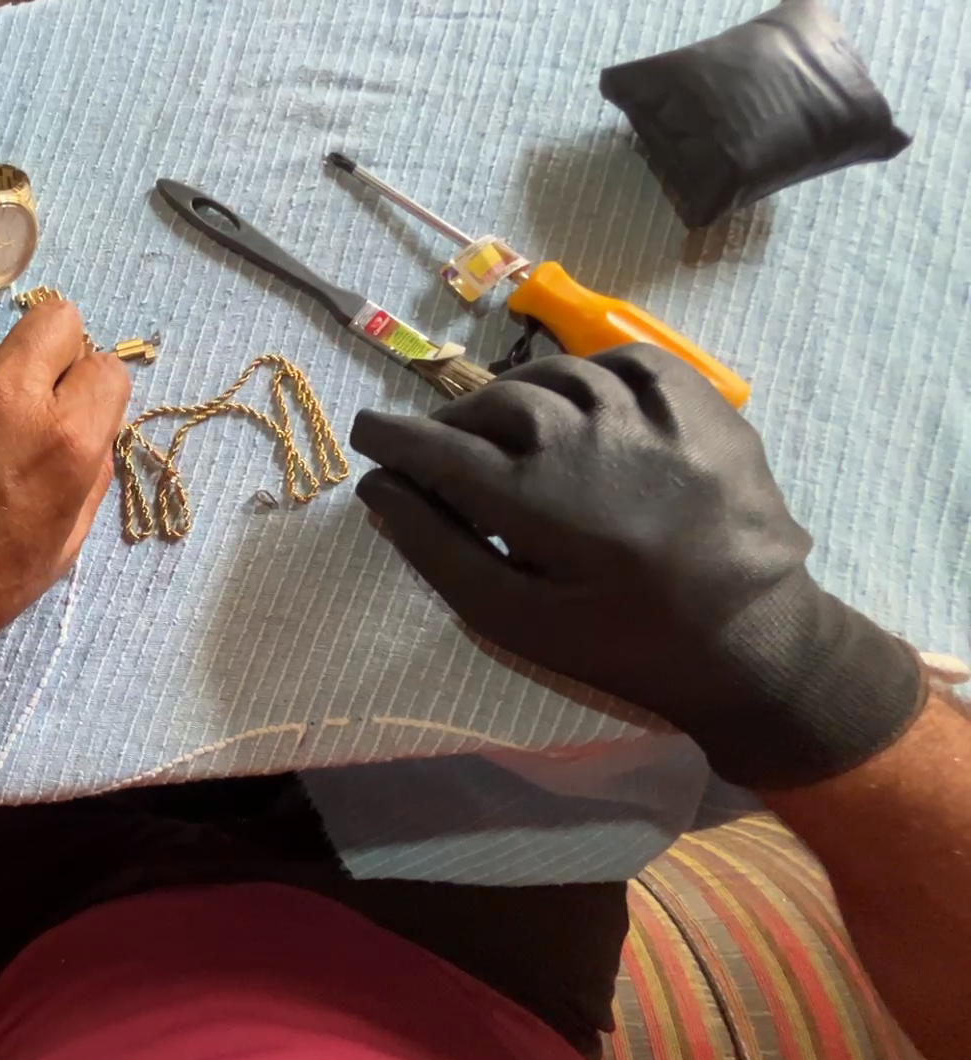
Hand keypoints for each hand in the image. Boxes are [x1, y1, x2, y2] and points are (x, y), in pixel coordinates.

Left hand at [0, 298, 130, 705]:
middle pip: (57, 317)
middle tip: (37, 402)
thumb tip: (90, 426)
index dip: (97, 396)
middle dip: (59, 354)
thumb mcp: (64, 544)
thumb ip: (90, 470)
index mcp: (63, 439)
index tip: (79, 419)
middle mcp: (6, 394)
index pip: (107, 367)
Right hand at [350, 345, 922, 788]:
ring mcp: (650, 417)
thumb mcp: (501, 613)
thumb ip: (431, 545)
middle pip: (486, 405)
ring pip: (549, 375)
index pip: (433, 446)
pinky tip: (569, 403)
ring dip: (504, 398)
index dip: (386, 435)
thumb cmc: (607, 639)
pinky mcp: (703, 408)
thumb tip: (375, 487)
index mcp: (531, 497)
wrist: (748, 644)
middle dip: (445, 425)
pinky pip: (623, 361)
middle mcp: (584, 440)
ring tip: (497, 431)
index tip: (364, 431)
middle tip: (437, 455)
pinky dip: (580, 371)